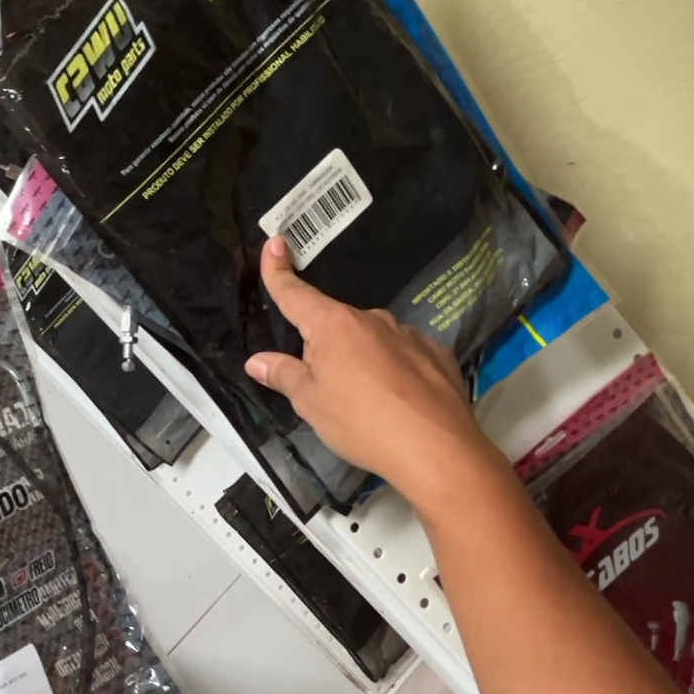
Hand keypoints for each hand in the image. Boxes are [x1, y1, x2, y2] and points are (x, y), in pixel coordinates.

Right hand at [244, 237, 500, 507]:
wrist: (436, 450)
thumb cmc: (360, 423)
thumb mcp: (310, 403)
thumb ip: (282, 375)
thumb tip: (257, 361)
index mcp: (332, 326)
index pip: (295, 294)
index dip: (278, 271)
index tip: (275, 243)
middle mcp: (370, 319)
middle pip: (333, 325)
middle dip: (322, 346)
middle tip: (323, 387)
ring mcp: (407, 334)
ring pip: (369, 340)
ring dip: (359, 359)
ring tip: (364, 402)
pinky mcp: (436, 355)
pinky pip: (400, 354)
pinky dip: (391, 370)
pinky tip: (395, 401)